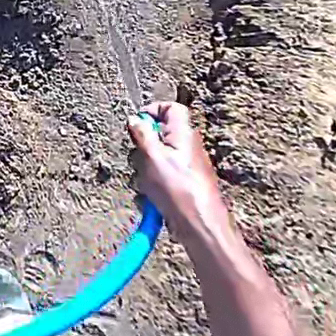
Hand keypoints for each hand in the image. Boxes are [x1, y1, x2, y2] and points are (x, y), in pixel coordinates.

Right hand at [127, 101, 229, 235]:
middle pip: (158, 135)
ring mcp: (184, 166)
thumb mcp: (153, 158)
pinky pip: (159, 178)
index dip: (153, 110)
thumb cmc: (179, 192)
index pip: (172, 108)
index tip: (137, 124)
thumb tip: (134, 118)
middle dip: (143, 147)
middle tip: (140, 159)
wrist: (201, 227)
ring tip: (147, 184)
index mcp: (183, 134)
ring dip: (145, 170)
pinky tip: (152, 199)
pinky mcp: (181, 184)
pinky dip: (152, 186)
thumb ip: (142, 135)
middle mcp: (186, 147)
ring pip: (155, 158)